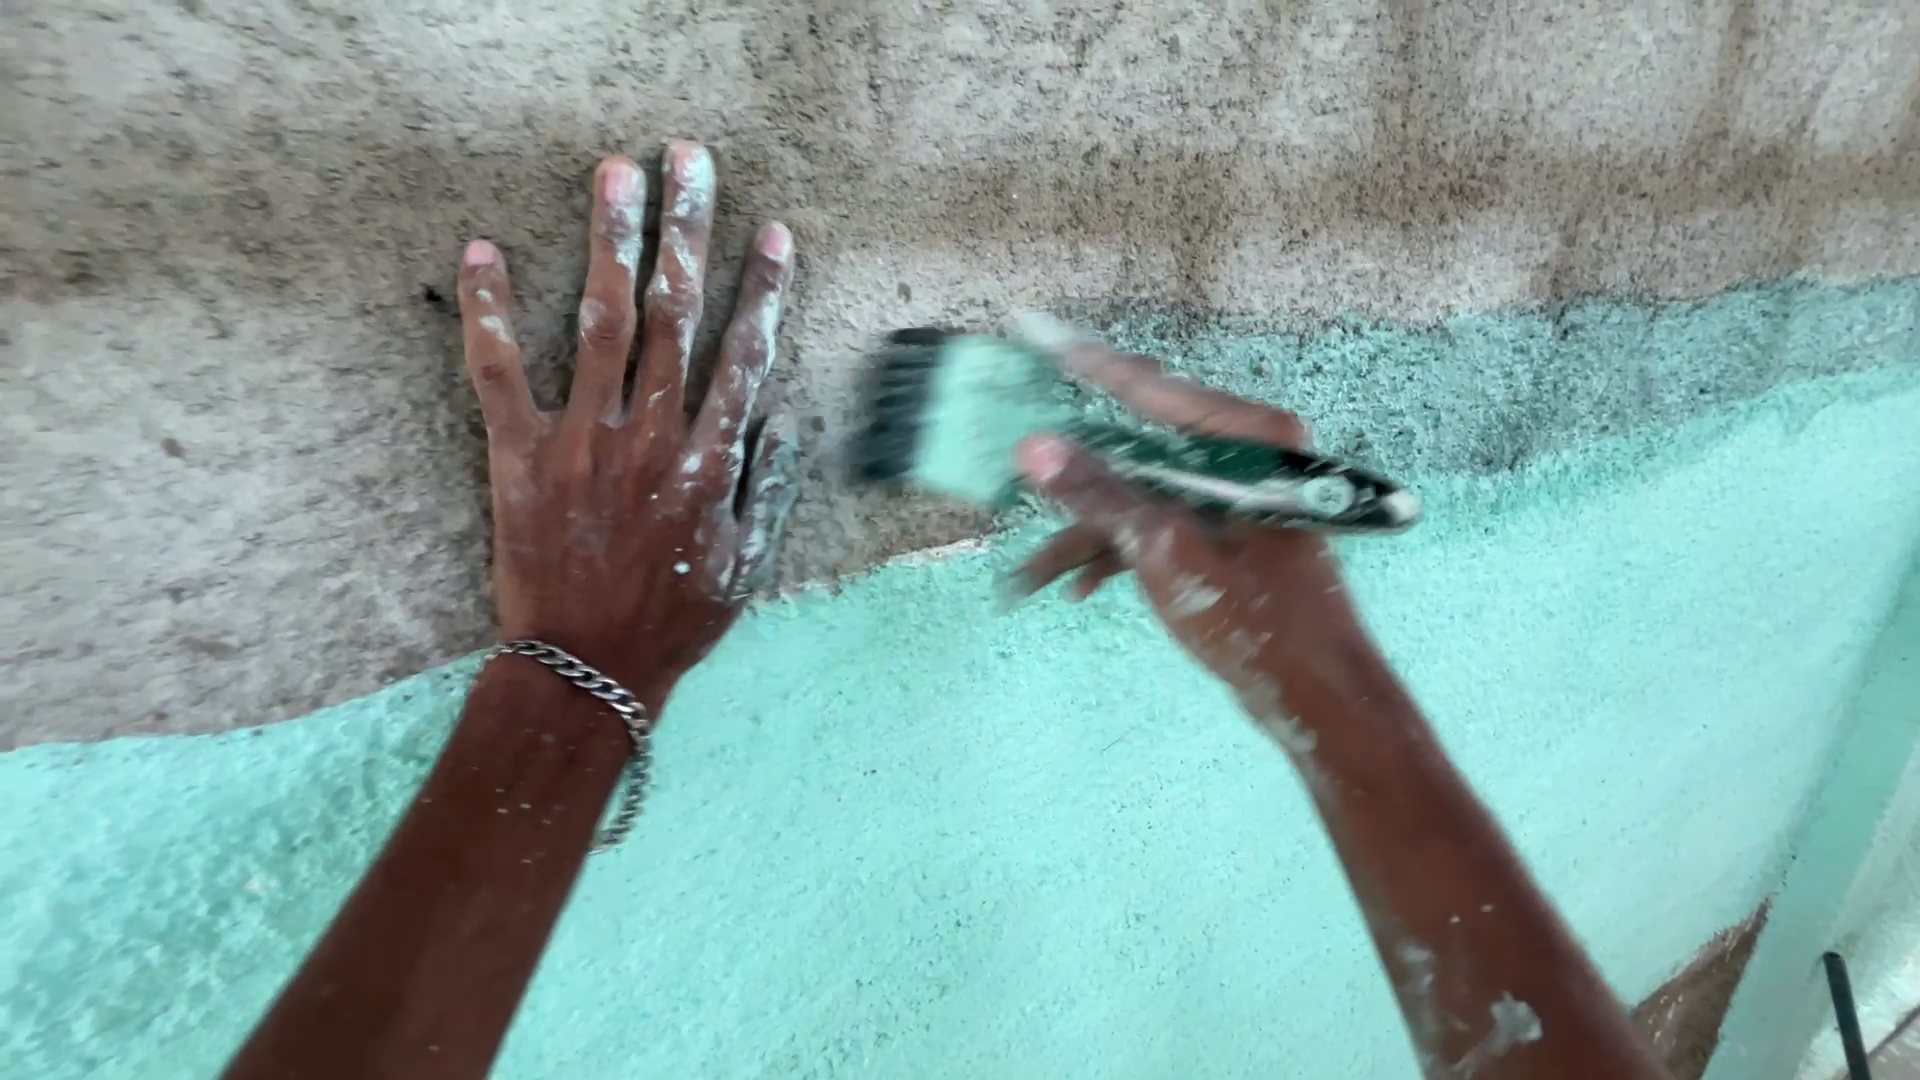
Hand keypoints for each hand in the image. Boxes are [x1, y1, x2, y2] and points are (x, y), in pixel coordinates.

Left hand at [456, 143, 798, 702]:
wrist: (590, 666)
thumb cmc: (678, 618)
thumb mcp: (749, 563)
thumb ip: (771, 487)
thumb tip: (786, 420)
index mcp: (711, 464)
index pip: (746, 358)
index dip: (764, 293)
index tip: (772, 235)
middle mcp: (653, 438)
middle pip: (677, 317)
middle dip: (688, 233)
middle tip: (690, 161)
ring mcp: (585, 442)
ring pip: (603, 324)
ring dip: (611, 243)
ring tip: (618, 174)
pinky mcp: (521, 458)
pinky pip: (499, 375)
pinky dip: (489, 312)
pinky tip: (483, 251)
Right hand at [1005, 345, 1369, 732]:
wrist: (1318, 694)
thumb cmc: (1256, 619)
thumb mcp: (1165, 552)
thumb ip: (1099, 494)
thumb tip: (1033, 446)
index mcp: (1244, 437)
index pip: (1147, 385)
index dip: (1083, 362)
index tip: (1032, 331)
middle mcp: (1237, 453)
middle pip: (1133, 443)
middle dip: (1071, 476)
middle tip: (1012, 466)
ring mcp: (1226, 494)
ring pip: (1137, 493)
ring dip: (1085, 533)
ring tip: (1028, 577)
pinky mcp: (1219, 530)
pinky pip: (1156, 524)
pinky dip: (1117, 552)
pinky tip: (1076, 586)